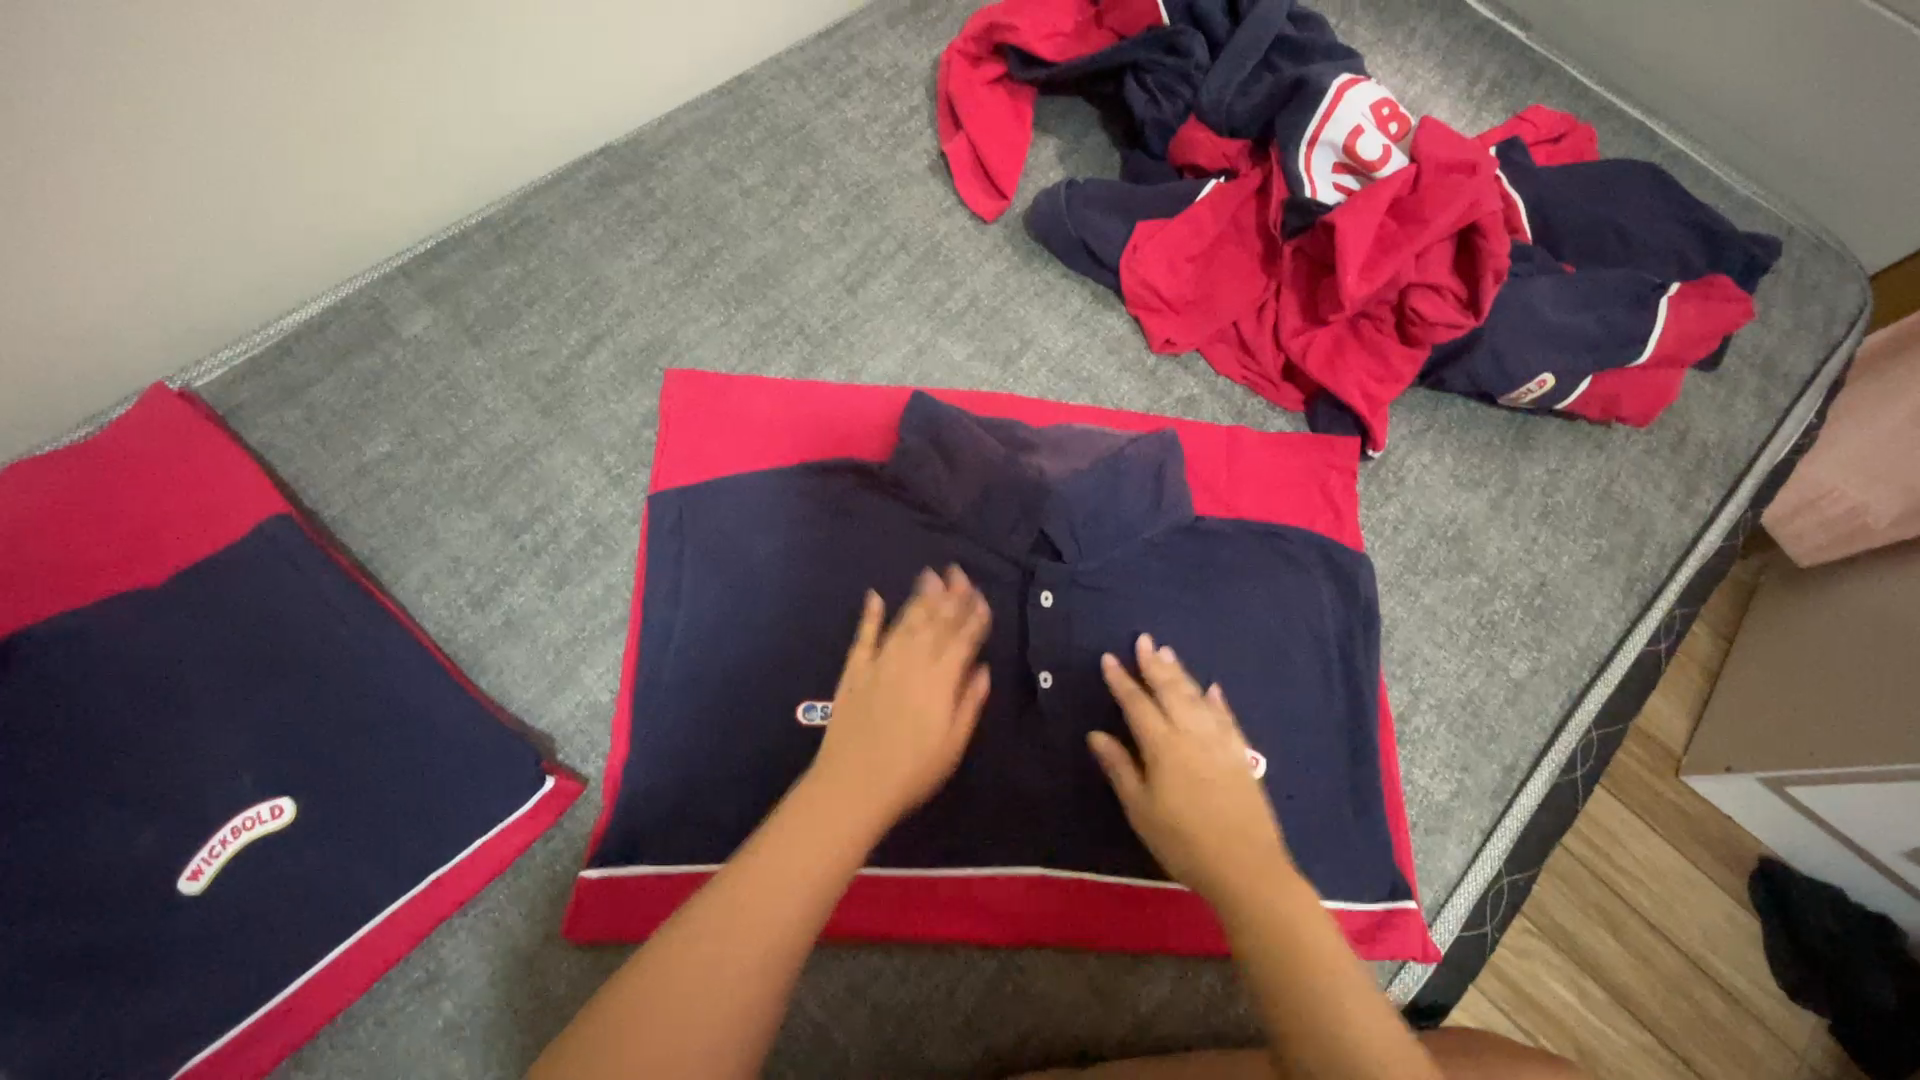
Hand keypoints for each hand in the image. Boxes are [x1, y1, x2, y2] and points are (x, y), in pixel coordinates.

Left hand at [806, 566, 991, 834]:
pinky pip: (863, 636)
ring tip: (931, 576)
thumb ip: (969, 703)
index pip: (963, 640)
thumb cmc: (912, 773)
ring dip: (919, 598)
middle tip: (959, 572)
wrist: (853, 786)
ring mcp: (880, 664)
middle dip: (950, 596)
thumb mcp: (953, 745)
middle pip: (935, 622)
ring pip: (904, 622)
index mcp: (941, 681)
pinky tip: (875, 596)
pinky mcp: (854, 671)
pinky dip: (870, 615)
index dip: (974, 618)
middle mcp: (912, 662)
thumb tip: (982, 669)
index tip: (982, 597)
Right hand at [1088, 633, 1293, 903]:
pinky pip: (1227, 717)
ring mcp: (1221, 742)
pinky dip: (1217, 700)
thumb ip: (1120, 767)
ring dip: (1181, 674)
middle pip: (1170, 691)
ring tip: (1169, 654)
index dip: (1121, 681)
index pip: (1137, 704)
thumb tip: (1096, 734)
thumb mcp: (1140, 809)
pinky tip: (1212, 688)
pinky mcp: (1242, 755)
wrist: (1246, 867)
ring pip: (1198, 698)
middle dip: (1154, 665)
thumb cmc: (1182, 842)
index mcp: (1162, 746)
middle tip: (1144, 640)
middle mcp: (1192, 734)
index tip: (1108, 659)